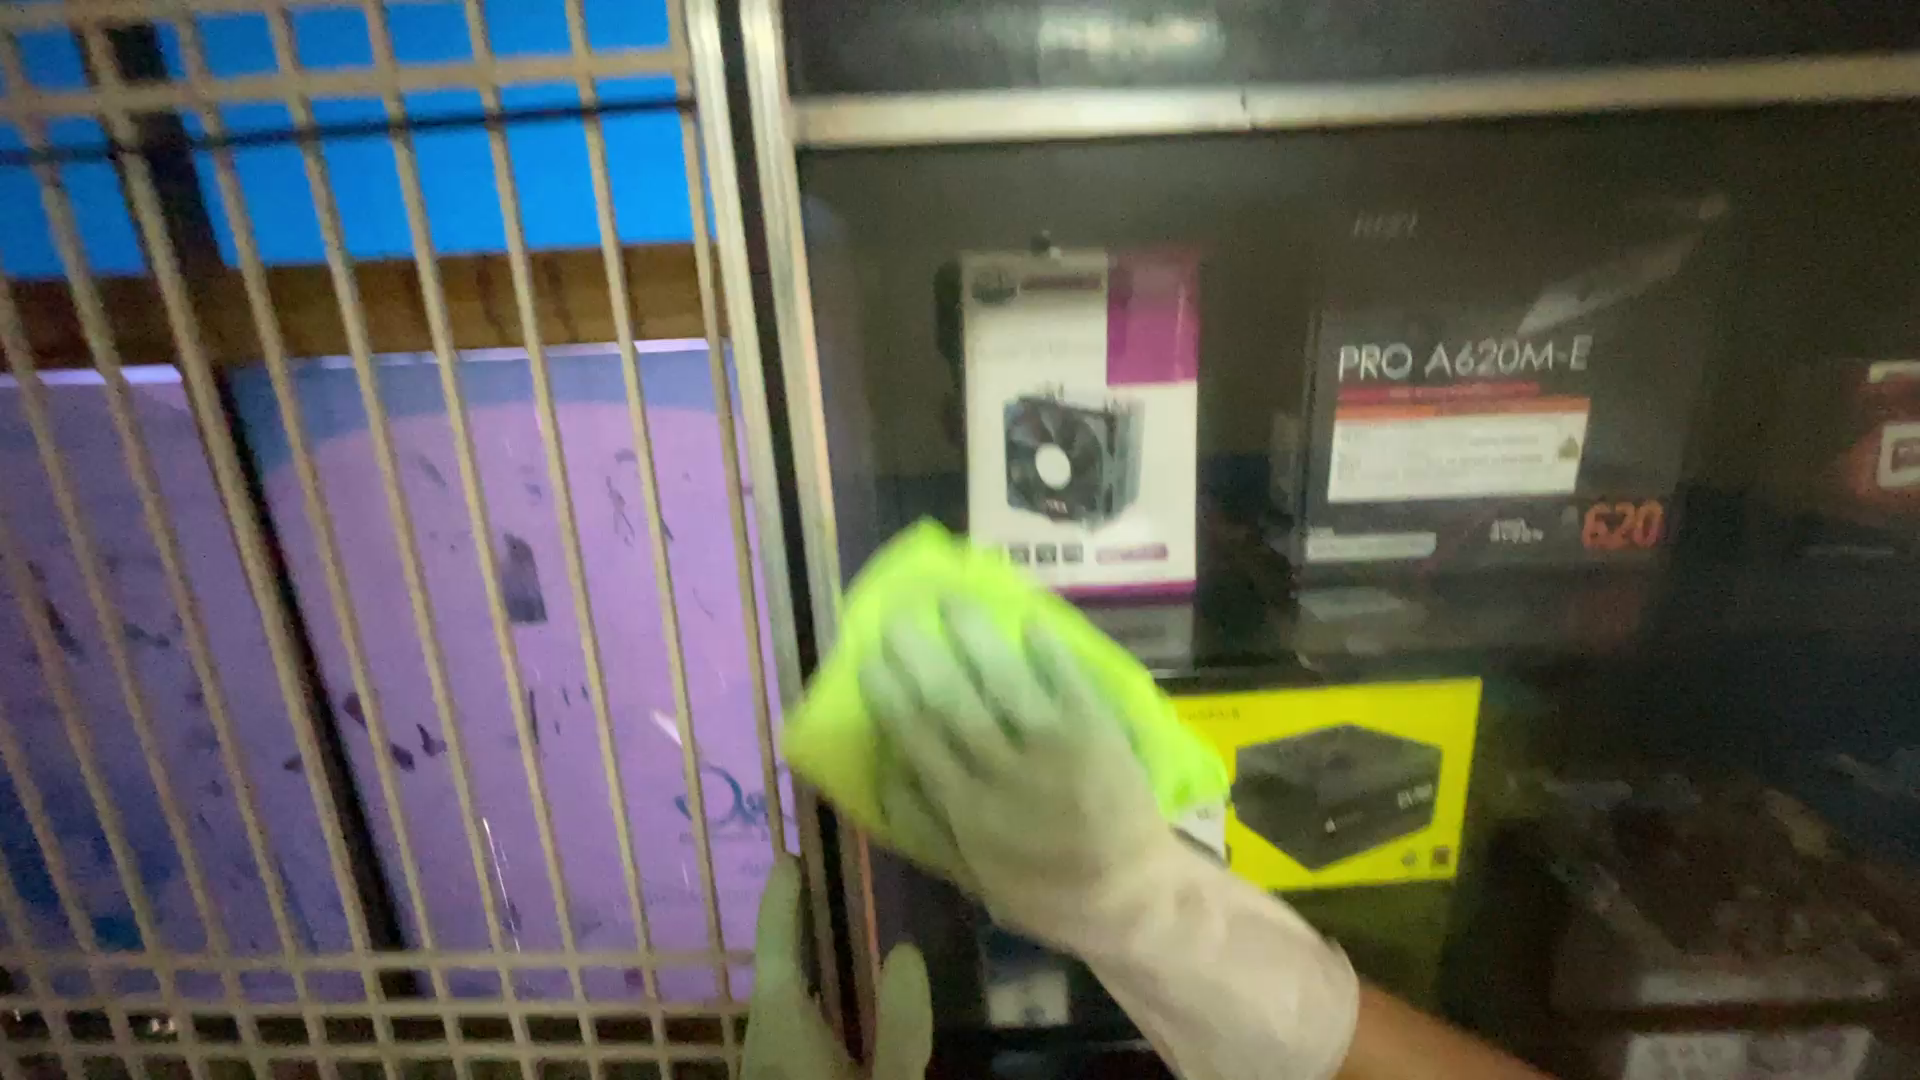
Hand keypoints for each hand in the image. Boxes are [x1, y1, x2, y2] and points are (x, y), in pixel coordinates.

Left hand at [744, 858, 930, 1079]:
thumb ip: (900, 1030)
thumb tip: (906, 949)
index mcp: (782, 1032)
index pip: (775, 952)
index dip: (780, 904)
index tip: (790, 859)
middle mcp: (766, 1045)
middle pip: (776, 971)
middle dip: (797, 926)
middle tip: (829, 882)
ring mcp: (771, 1066)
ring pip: (783, 1001)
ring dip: (805, 962)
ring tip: (842, 931)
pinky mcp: (787, 1077)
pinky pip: (794, 1026)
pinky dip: (814, 995)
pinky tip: (844, 1001)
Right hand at [859, 599, 1184, 953]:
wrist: (1131, 896)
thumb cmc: (1044, 888)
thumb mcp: (973, 878)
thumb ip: (926, 827)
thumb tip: (886, 769)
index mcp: (969, 810)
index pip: (919, 738)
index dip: (891, 695)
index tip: (870, 657)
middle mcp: (1006, 774)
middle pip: (954, 702)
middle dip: (922, 654)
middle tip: (900, 613)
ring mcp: (1056, 749)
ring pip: (1006, 683)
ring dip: (977, 637)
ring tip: (953, 600)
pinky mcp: (1097, 733)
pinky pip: (1069, 683)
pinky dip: (1050, 653)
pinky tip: (1031, 623)